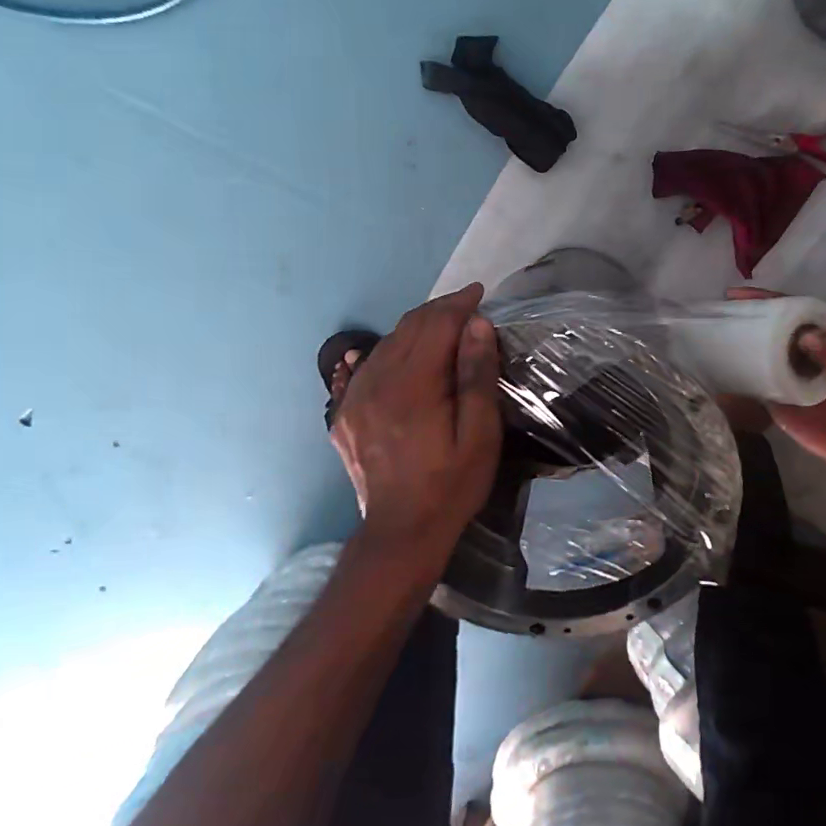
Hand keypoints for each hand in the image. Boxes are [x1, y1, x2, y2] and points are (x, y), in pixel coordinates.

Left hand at [331, 284, 501, 555]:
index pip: (434, 326)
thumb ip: (476, 377)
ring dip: (416, 329)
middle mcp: (375, 384)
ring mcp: (354, 399)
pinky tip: (402, 352)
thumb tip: (476, 326)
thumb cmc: (452, 485)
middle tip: (466, 306)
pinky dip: (390, 351)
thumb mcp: (480, 435)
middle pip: (407, 329)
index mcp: (411, 387)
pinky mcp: (345, 415)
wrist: (402, 533)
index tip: (480, 293)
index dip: (458, 305)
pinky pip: (366, 367)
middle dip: (438, 311)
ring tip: (443, 326)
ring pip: (385, 345)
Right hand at [727, 288, 825, 481]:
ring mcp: (789, 381)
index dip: (769, 301)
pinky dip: (738, 380)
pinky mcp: (779, 406)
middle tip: (716, 314)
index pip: (794, 314)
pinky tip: (715, 372)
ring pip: (759, 357)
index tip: (741, 295)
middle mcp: (803, 357)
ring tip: (707, 337)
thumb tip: (804, 336)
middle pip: (770, 332)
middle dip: (745, 320)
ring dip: (737, 347)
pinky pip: (755, 389)